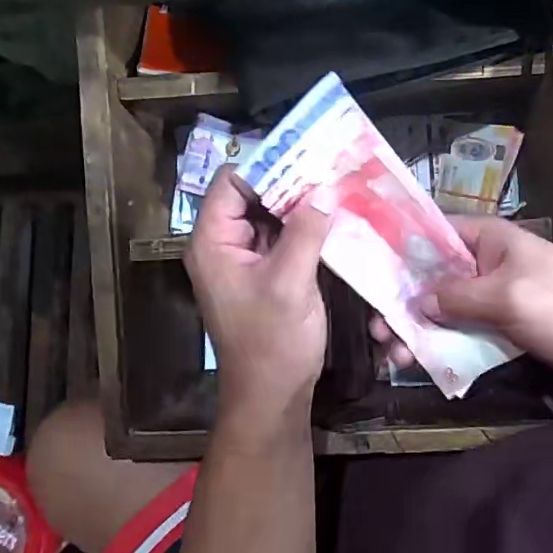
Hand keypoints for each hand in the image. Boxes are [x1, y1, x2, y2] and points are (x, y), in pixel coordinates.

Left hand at [186, 167, 333, 417]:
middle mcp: (225, 246)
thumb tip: (324, 190)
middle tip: (331, 167)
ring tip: (338, 187)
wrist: (272, 396)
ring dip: (302, 206)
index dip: (267, 166)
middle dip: (291, 183)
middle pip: (253, 197)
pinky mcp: (268, 275)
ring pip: (271, 218)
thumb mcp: (290, 283)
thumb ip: (305, 232)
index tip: (308, 156)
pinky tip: (334, 220)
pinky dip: (306, 229)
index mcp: (214, 242)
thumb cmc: (272, 342)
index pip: (231, 183)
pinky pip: (283, 240)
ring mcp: (246, 261)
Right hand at [371, 216, 552, 371]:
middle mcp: (478, 261)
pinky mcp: (493, 320)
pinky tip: (418, 361)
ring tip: (395, 355)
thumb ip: (459, 297)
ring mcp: (486, 292)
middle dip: (401, 303)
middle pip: (427, 277)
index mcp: (482, 238)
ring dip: (415, 329)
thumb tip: (416, 301)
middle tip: (378, 331)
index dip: (395, 252)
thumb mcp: (508, 296)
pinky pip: (458, 328)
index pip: (428, 234)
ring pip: (439, 306)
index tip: (367, 278)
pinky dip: (438, 342)